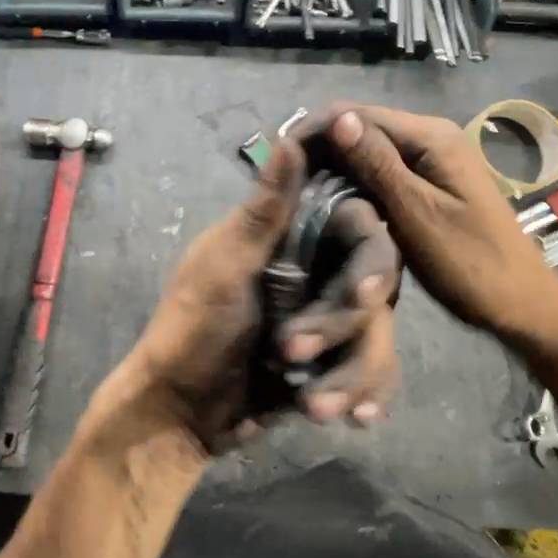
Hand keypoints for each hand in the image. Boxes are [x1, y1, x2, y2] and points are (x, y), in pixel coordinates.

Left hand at [124, 138, 401, 451]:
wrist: (181, 412)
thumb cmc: (191, 328)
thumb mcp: (224, 266)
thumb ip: (264, 209)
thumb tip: (289, 138)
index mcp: (291, 234)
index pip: (356, 227)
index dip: (368, 258)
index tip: (362, 292)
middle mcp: (318, 267)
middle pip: (373, 284)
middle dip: (341, 326)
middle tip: (294, 349)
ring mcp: (328, 316)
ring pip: (376, 333)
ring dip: (350, 373)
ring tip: (315, 407)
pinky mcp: (335, 362)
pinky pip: (372, 371)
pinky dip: (367, 394)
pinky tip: (356, 419)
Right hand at [298, 103, 557, 340]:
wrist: (523, 306)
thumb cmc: (471, 265)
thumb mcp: (417, 216)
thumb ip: (377, 165)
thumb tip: (337, 118)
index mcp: (431, 137)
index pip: (357, 114)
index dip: (315, 130)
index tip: (280, 158)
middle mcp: (431, 136)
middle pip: (362, 126)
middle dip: (321, 146)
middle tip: (284, 180)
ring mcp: (432, 159)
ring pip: (369, 148)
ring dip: (335, 163)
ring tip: (299, 190)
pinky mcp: (430, 181)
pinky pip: (383, 168)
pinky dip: (354, 179)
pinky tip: (331, 199)